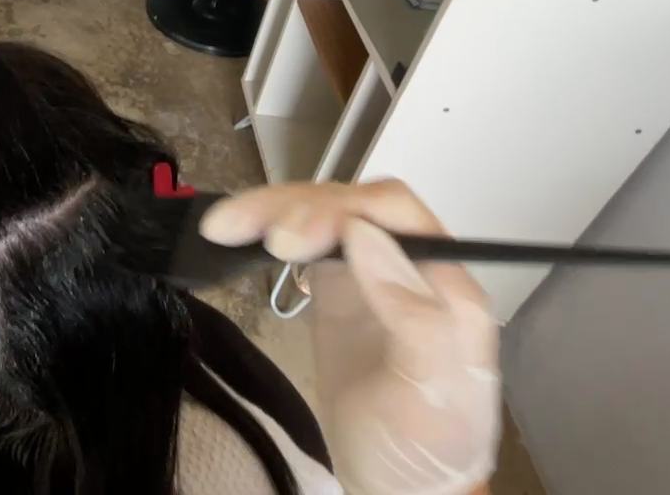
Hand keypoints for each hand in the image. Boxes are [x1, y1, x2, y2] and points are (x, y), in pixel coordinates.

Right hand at [200, 181, 500, 494]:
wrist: (393, 484)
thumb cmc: (420, 449)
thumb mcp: (430, 398)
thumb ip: (416, 317)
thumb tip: (365, 235)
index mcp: (445, 286)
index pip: (394, 214)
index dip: (340, 211)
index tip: (289, 240)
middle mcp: (406, 264)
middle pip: (346, 203)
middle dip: (293, 208)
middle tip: (246, 234)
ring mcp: (366, 268)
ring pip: (315, 210)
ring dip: (267, 209)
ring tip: (224, 226)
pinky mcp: (333, 279)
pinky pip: (297, 233)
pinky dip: (262, 225)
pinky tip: (235, 232)